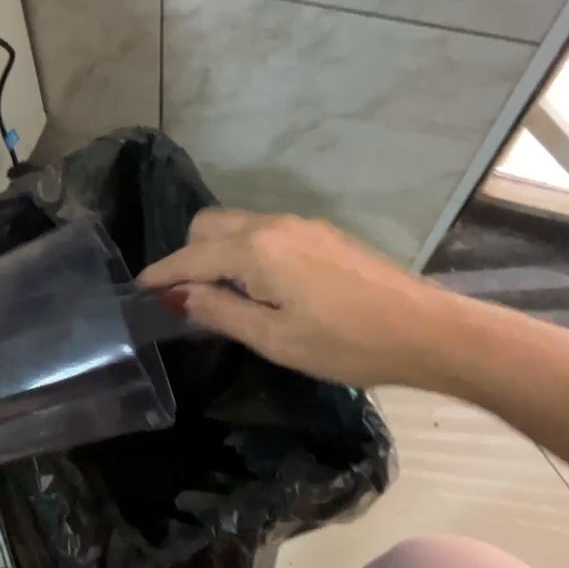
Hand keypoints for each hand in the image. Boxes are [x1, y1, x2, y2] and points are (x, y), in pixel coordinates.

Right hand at [137, 208, 446, 388]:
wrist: (430, 331)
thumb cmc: (348, 343)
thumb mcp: (275, 339)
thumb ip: (221, 312)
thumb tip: (181, 296)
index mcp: (255, 250)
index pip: (190, 258)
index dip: (161, 275)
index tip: (137, 290)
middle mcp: (272, 225)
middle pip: (207, 225)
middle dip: (187, 255)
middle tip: (191, 297)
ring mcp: (300, 224)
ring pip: (236, 224)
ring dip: (217, 251)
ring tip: (228, 295)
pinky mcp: (322, 233)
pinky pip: (264, 231)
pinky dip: (246, 250)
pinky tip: (265, 286)